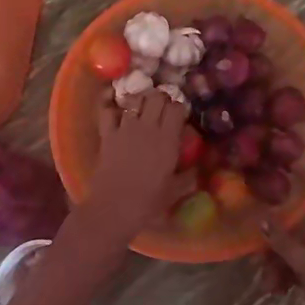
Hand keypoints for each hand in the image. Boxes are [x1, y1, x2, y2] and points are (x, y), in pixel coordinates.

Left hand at [79, 91, 190, 241]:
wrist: (115, 207)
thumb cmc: (148, 202)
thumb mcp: (175, 191)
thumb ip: (189, 177)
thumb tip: (198, 169)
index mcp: (167, 140)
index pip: (176, 108)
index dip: (179, 107)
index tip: (179, 115)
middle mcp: (147, 128)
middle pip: (156, 97)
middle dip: (161, 98)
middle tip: (162, 108)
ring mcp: (125, 129)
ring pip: (134, 99)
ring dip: (140, 99)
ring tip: (142, 107)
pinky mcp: (107, 134)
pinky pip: (107, 111)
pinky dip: (110, 106)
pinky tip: (114, 108)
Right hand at [263, 199, 304, 304]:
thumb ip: (286, 244)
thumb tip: (262, 218)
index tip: (280, 171)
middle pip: (299, 226)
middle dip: (276, 232)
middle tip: (253, 244)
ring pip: (293, 250)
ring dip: (276, 261)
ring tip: (265, 282)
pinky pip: (295, 270)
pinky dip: (283, 276)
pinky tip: (274, 290)